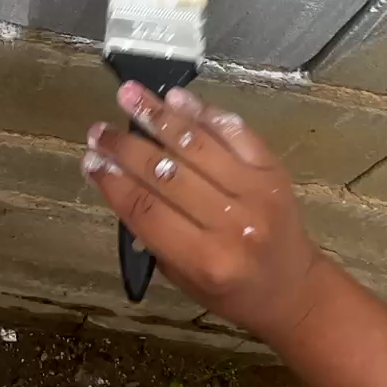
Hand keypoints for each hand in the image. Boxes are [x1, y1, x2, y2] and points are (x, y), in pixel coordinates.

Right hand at [82, 82, 324, 343]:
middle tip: (98, 130)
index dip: (113, 180)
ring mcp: (256, 191)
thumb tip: (110, 175)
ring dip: (157, 115)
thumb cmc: (231, 291)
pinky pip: (232, 131)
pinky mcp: (272, 168)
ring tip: (129, 94)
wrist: (296, 291)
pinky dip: (201, 111)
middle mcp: (233, 223)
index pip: (147, 210)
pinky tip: (175, 97)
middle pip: (166, 173)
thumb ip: (149, 231)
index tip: (89, 158)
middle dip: (125, 147)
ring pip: (196, 143)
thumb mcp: (183, 277)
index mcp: (207, 261)